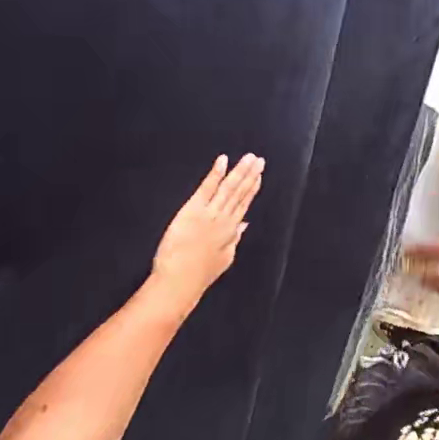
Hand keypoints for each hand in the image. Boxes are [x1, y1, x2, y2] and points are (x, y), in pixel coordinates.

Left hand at [149, 153, 263, 308]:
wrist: (180, 281)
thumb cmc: (197, 274)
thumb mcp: (223, 259)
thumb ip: (234, 239)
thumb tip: (244, 225)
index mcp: (230, 232)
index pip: (243, 205)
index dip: (252, 189)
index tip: (259, 175)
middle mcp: (223, 220)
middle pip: (239, 194)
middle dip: (249, 176)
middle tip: (258, 160)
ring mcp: (209, 214)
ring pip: (229, 189)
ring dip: (239, 172)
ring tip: (248, 158)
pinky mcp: (193, 210)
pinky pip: (207, 188)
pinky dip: (216, 174)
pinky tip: (223, 161)